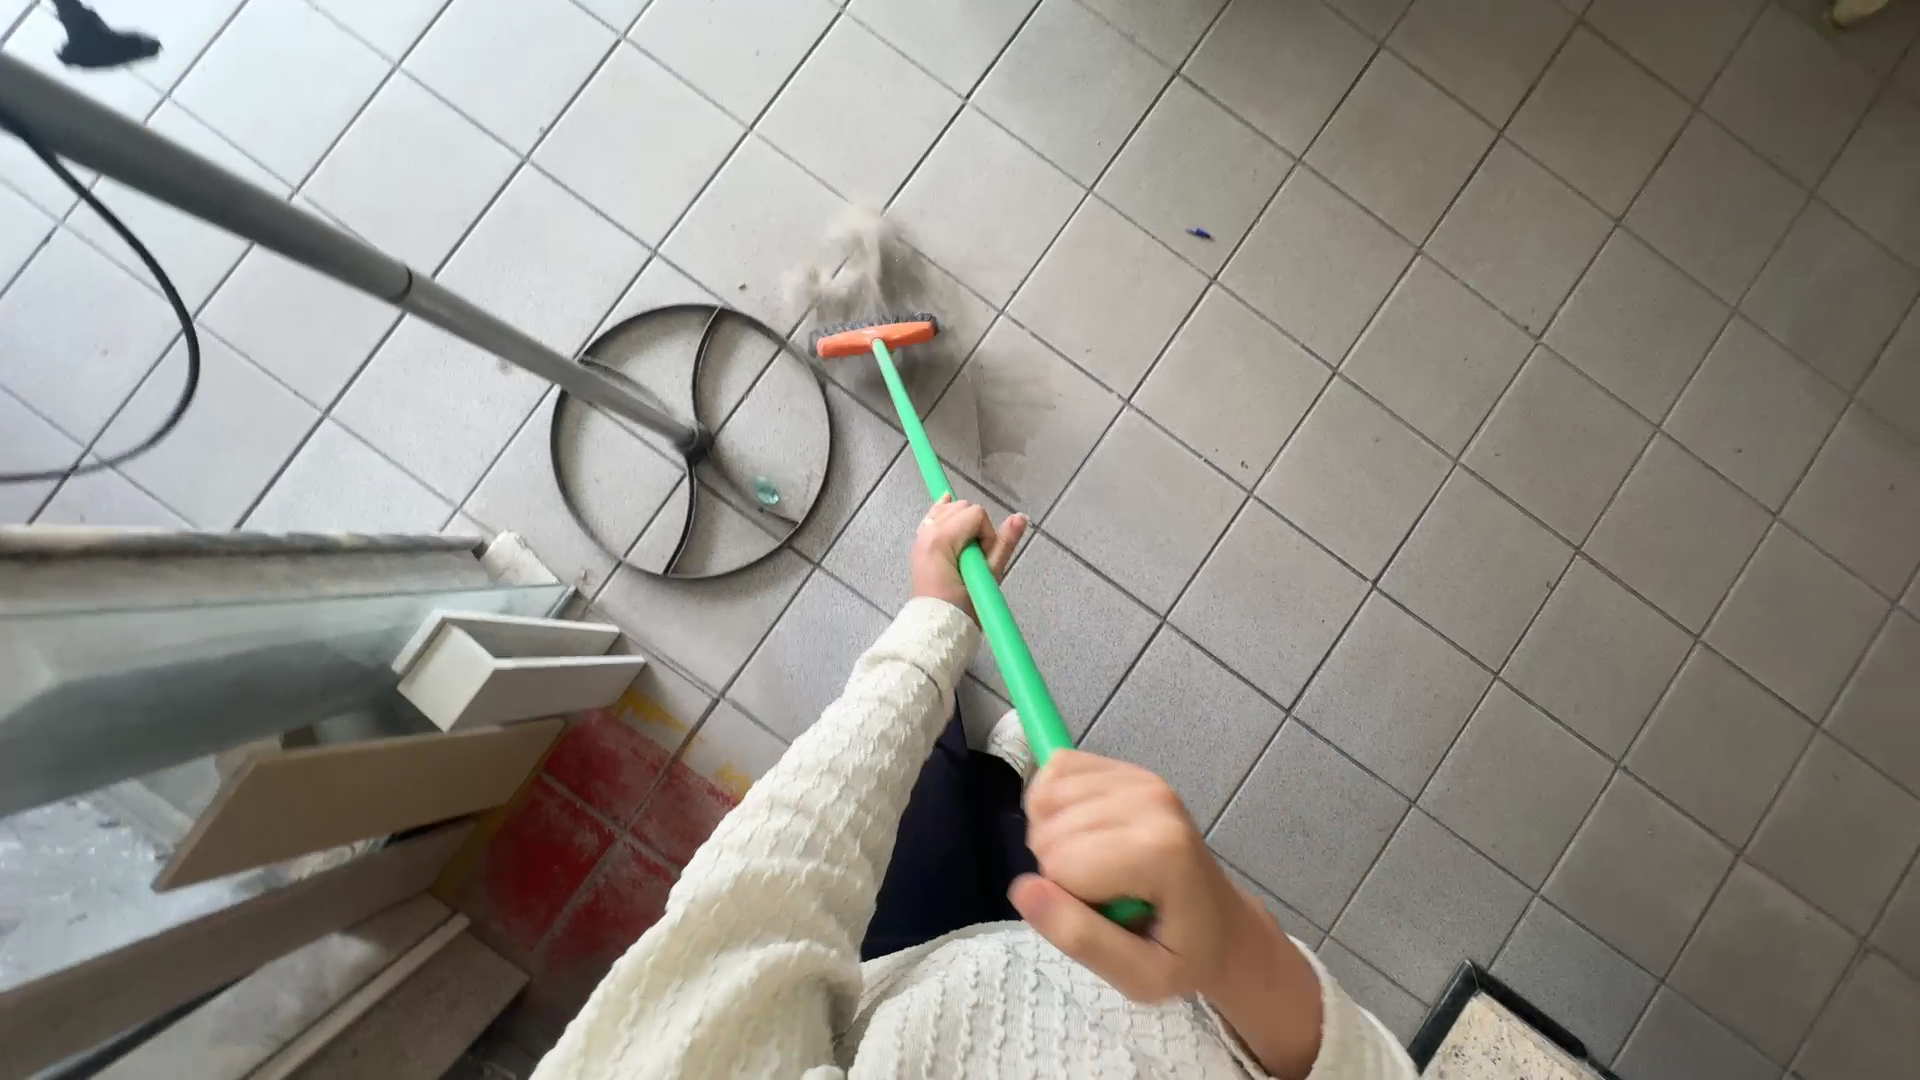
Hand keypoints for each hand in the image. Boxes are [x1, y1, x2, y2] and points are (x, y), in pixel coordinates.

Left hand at [910, 495, 1025, 621]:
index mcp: (941, 538)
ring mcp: (921, 536)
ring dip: (961, 522)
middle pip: (962, 507)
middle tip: (975, 558)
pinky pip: (933, 515)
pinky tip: (947, 501)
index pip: (976, 513)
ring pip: (948, 508)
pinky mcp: (920, 543)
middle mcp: (928, 531)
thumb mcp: (989, 576)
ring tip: (965, 550)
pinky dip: (943, 511)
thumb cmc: (964, 607)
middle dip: (975, 527)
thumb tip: (1021, 516)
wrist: (936, 627)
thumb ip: (1004, 543)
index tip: (983, 560)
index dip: (987, 534)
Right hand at [1010, 751, 1323, 1077]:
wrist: (1220, 921)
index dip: (1065, 900)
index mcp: (1160, 852)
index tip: (1104, 917)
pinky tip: (1079, 828)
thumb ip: (1080, 938)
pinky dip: (1051, 800)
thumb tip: (1022, 888)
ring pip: (1045, 796)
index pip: (1060, 863)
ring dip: (1050, 834)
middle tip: (1098, 893)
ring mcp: (1139, 776)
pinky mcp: (1126, 766)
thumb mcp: (1138, 977)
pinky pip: (1057, 768)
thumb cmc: (1181, 952)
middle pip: (1049, 828)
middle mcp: (1150, 800)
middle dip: (1055, 867)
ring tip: (1090, 862)